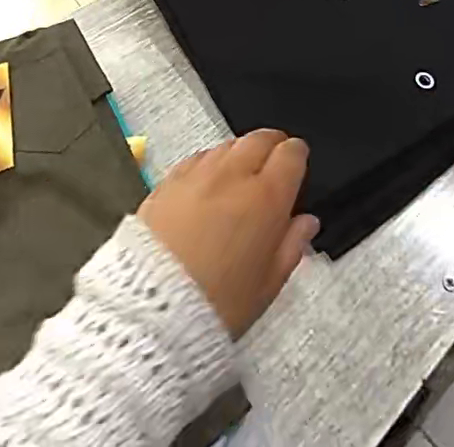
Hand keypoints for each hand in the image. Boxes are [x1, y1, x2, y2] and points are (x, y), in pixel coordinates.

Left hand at [137, 129, 319, 338]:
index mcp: (267, 197)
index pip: (292, 152)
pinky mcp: (166, 184)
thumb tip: (306, 223)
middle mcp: (233, 177)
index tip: (296, 165)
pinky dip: (208, 164)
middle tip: (272, 163)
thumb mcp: (268, 285)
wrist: (147, 315)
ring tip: (238, 177)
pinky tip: (206, 185)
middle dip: (271, 146)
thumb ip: (292, 246)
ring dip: (239, 154)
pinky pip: (196, 159)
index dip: (298, 155)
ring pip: (228, 145)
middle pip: (260, 138)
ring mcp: (198, 176)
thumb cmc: (213, 304)